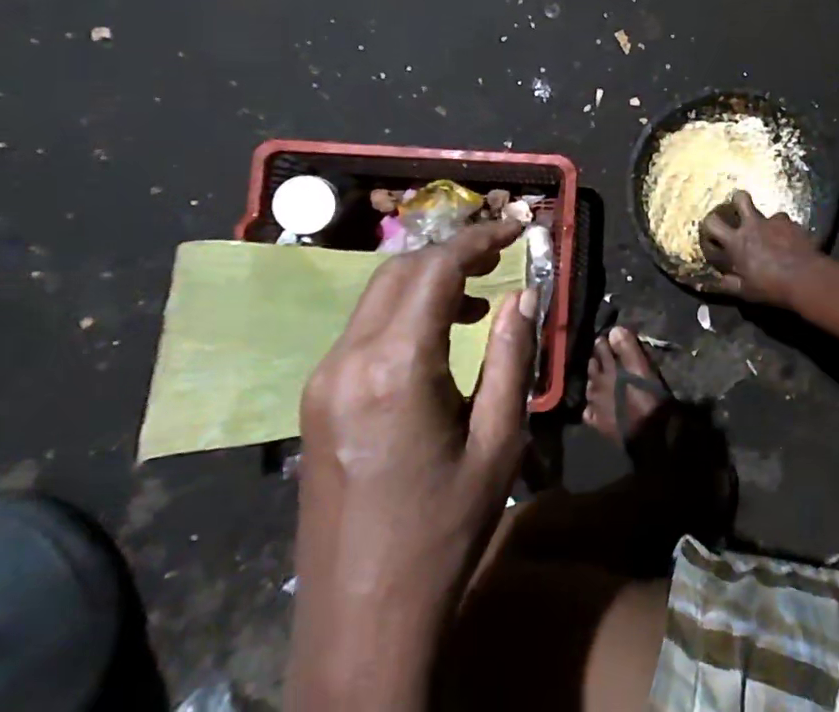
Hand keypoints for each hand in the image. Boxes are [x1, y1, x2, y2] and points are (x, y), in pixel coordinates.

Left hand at [286, 219, 534, 709]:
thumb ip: (512, 359)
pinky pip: (361, 332)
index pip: (434, 270)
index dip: (478, 240)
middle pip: (398, 272)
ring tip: (478, 304)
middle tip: (499, 262)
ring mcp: (322, 374)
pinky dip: (401, 318)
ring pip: (375, 298)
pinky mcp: (315, 394)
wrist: (361, 608)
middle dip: (450, 256)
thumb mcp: (495, 446)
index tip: (515, 228)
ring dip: (425, 286)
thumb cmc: (441, 534)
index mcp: (394, 366)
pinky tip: (435, 343)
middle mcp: (347, 356)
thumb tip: (523, 296)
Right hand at [698, 190, 821, 304]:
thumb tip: (716, 282)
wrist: (808, 279)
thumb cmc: (771, 286)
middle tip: (739, 208)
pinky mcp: (796, 226)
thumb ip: (728, 284)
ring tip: (772, 233)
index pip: (712, 222)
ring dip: (769, 222)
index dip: (709, 223)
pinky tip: (791, 242)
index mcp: (736, 241)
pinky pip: (788, 223)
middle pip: (740, 199)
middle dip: (738, 199)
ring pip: (769, 212)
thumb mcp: (745, 291)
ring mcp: (776, 224)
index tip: (712, 230)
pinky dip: (787, 231)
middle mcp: (753, 226)